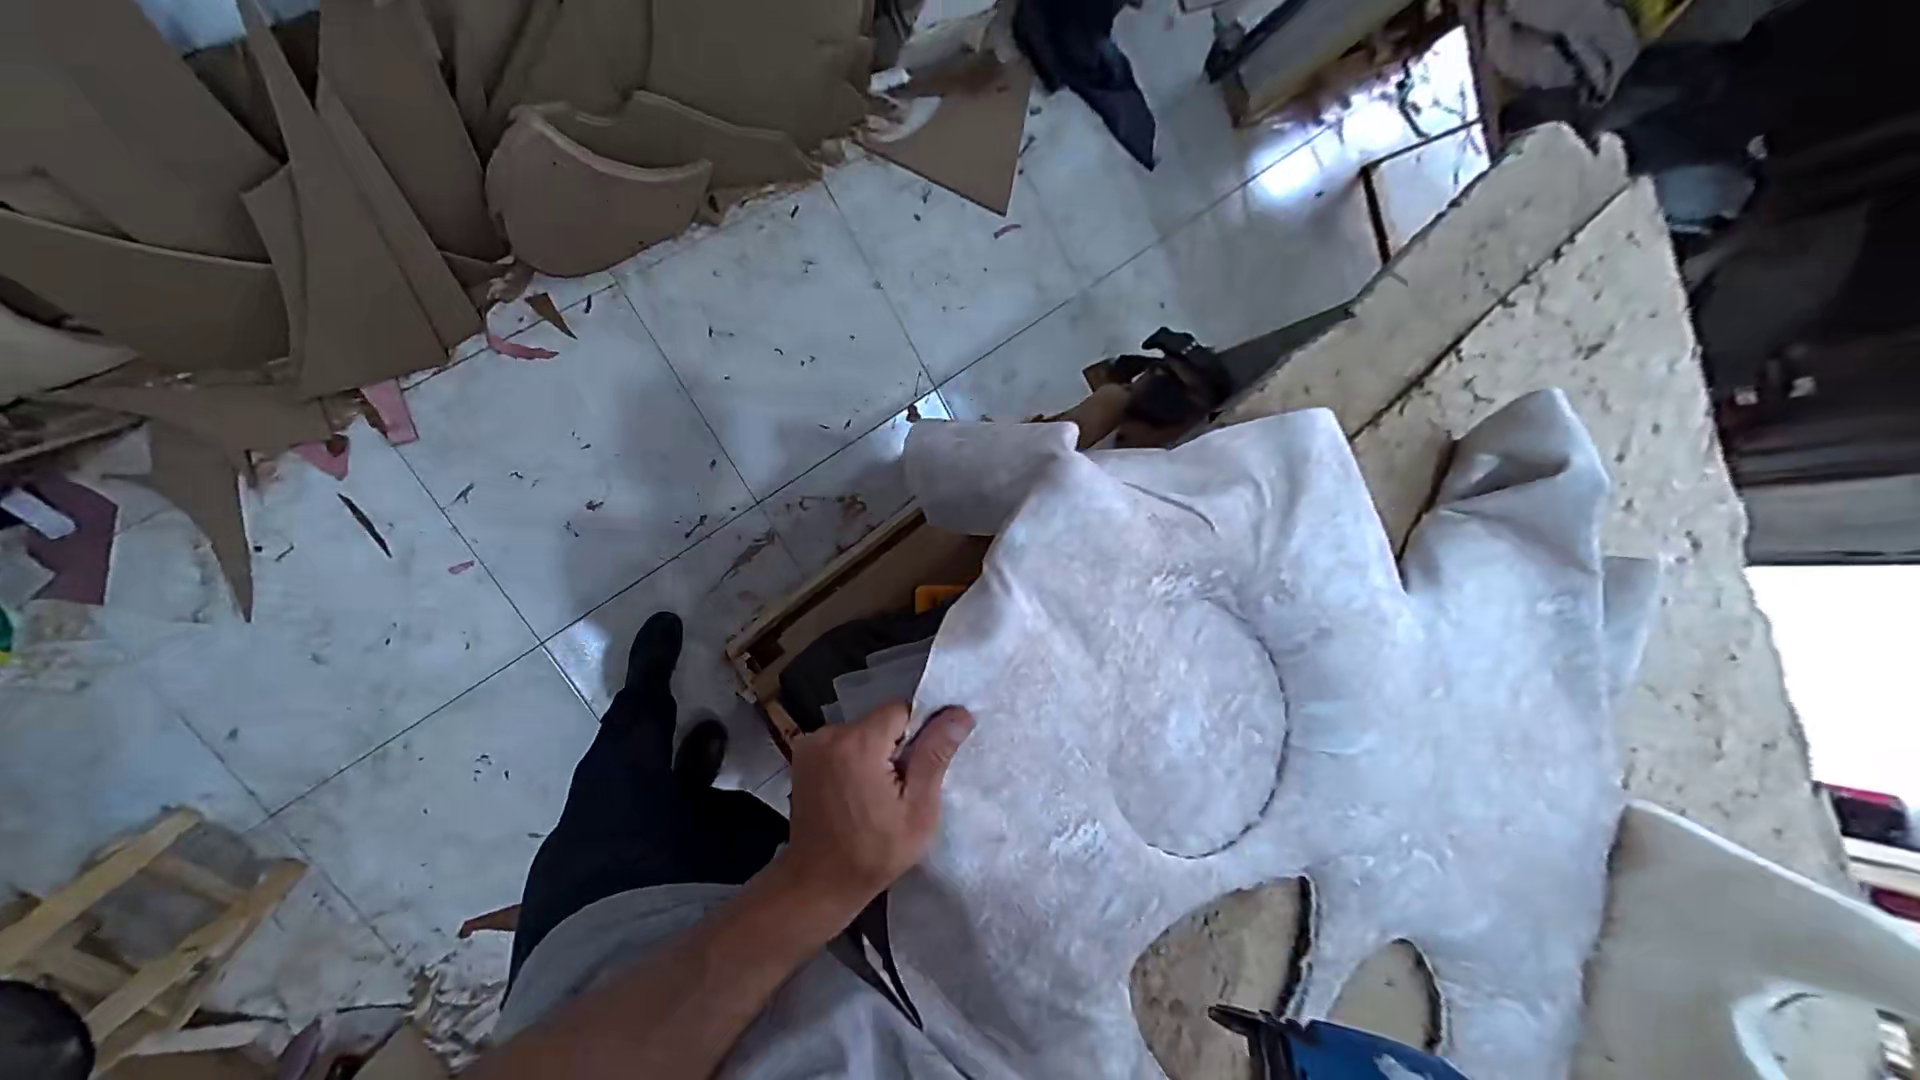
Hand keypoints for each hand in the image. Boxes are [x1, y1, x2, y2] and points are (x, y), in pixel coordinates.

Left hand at [777, 701, 974, 916]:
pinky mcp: (803, 755)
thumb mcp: (918, 810)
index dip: (919, 733)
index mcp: (858, 743)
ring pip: (863, 730)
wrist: (818, 883)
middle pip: (881, 720)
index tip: (921, 766)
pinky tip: (856, 791)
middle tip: (901, 787)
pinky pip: (843, 742)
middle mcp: (829, 733)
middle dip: (897, 745)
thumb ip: (936, 755)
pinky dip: (855, 758)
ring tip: (877, 793)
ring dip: (875, 752)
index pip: (902, 709)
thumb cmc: (874, 853)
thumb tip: (960, 713)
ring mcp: (811, 744)